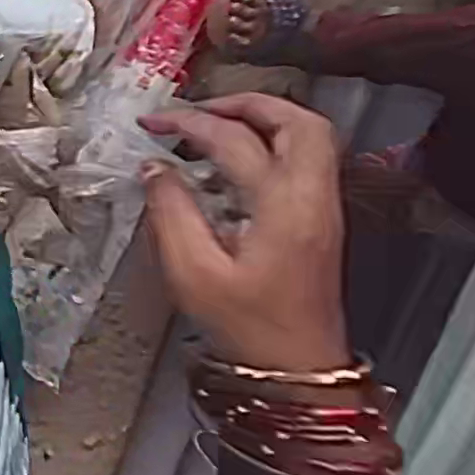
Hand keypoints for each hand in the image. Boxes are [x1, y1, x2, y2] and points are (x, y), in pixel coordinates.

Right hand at [138, 93, 349, 371]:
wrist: (295, 371)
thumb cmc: (243, 324)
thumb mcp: (191, 271)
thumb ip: (170, 210)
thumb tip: (154, 166)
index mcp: (283, 208)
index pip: (236, 140)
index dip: (190, 123)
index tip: (153, 124)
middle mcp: (313, 198)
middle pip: (300, 122)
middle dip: (245, 103)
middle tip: (198, 109)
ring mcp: (322, 207)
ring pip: (308, 136)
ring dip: (260, 118)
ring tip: (211, 123)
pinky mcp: (318, 217)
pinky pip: (301, 158)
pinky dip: (266, 141)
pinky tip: (228, 158)